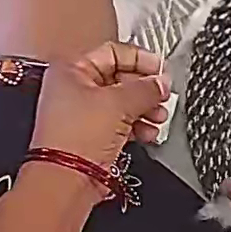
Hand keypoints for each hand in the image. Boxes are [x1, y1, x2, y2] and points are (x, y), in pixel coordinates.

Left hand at [29, 42, 170, 168]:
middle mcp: (75, 89)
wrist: (68, 179)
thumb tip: (161, 83)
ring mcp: (84, 114)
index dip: (140, 59)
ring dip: (145, 109)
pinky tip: (149, 132)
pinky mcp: (93, 135)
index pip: (113, 52)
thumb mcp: (119, 103)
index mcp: (72, 69)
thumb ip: (145, 88)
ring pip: (124, 103)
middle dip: (146, 89)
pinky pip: (121, 124)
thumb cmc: (76, 138)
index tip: (160, 69)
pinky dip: (137, 126)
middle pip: (121, 79)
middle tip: (162, 95)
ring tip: (158, 116)